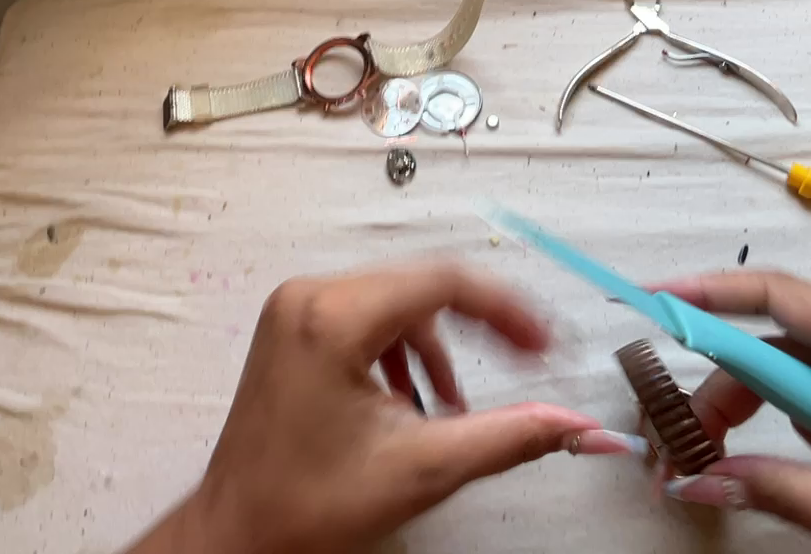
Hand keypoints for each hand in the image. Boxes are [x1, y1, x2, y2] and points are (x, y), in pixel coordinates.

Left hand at [127, 263, 600, 553]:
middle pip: (420, 286)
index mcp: (332, 317)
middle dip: (477, 325)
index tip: (542, 341)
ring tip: (454, 402)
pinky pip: (365, 315)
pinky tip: (413, 396)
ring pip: (395, 300)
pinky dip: (400, 349)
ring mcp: (296, 308)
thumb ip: (510, 437)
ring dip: (436, 344)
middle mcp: (309, 296)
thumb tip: (573, 424)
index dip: (505, 309)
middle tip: (525, 357)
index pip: (442, 282)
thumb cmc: (302, 507)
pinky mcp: (295, 325)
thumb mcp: (421, 469)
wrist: (236, 534)